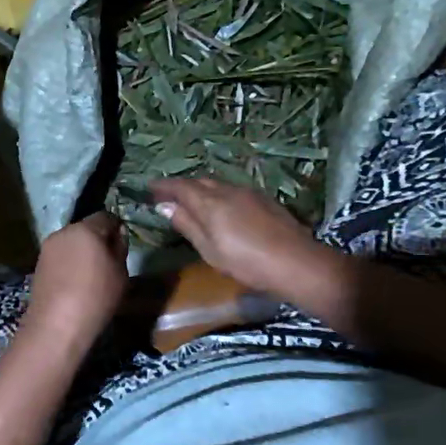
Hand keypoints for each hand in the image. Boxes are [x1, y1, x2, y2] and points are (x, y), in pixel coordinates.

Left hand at [26, 212, 128, 336]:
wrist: (56, 327)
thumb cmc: (96, 296)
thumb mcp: (121, 272)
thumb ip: (120, 249)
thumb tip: (117, 236)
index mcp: (86, 229)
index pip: (106, 216)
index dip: (117, 228)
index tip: (123, 246)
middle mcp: (64, 232)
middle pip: (86, 228)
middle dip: (98, 239)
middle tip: (109, 260)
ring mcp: (47, 248)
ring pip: (72, 242)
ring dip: (83, 251)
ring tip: (92, 274)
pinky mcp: (38, 265)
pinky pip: (61, 256)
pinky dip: (70, 262)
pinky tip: (76, 282)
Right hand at [148, 177, 348, 301]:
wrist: (295, 261)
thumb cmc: (247, 262)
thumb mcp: (210, 250)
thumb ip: (187, 225)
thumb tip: (165, 206)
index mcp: (210, 202)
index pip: (181, 186)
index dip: (164, 186)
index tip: (150, 188)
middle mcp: (228, 190)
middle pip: (200, 182)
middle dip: (182, 186)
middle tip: (168, 196)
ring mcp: (248, 192)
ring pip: (218, 184)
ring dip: (202, 189)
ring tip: (192, 201)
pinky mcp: (264, 199)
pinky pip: (233, 189)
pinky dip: (219, 194)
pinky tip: (221, 207)